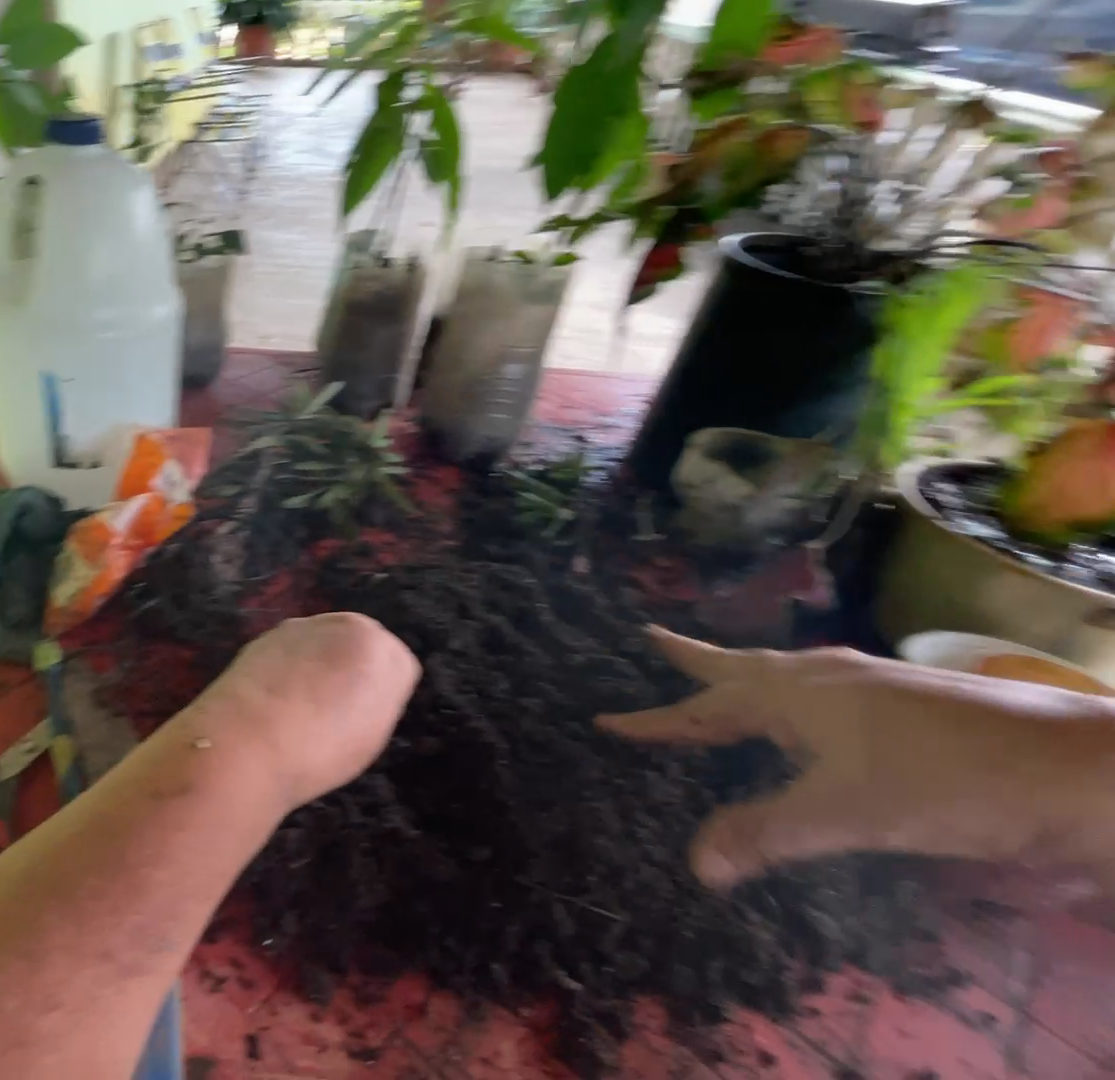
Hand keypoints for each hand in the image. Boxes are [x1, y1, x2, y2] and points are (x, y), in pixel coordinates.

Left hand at [188, 613, 420, 810]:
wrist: (246, 742)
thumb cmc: (321, 747)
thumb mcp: (374, 732)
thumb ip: (378, 697)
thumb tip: (362, 688)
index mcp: (378, 646)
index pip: (398, 666)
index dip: (381, 697)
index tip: (363, 720)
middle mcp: (341, 624)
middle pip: (360, 645)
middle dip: (351, 670)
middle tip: (334, 712)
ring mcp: (299, 627)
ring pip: (323, 646)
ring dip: (318, 666)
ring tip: (300, 709)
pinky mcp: (264, 636)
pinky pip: (290, 653)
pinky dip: (287, 669)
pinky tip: (274, 700)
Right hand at [598, 627, 1114, 889]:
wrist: (1088, 767)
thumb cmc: (953, 781)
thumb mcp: (849, 814)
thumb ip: (767, 834)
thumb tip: (695, 865)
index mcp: (793, 696)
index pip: (701, 709)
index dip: (652, 721)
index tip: (604, 720)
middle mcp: (820, 677)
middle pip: (738, 667)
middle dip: (692, 659)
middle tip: (651, 637)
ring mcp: (866, 683)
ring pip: (782, 674)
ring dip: (741, 675)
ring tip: (721, 677)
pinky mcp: (903, 699)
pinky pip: (818, 687)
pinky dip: (789, 692)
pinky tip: (810, 710)